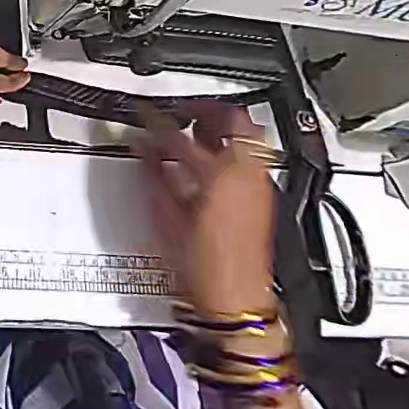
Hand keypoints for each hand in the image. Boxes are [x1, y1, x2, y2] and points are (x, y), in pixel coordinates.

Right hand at [135, 105, 276, 314]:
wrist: (237, 299)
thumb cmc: (205, 267)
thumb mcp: (167, 218)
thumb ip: (154, 175)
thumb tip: (144, 150)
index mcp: (218, 174)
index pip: (182, 136)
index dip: (161, 123)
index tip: (149, 119)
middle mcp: (245, 173)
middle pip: (233, 120)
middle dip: (207, 109)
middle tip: (186, 110)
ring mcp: (259, 182)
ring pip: (248, 134)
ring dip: (224, 125)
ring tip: (201, 127)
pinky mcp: (264, 195)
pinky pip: (254, 155)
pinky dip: (235, 146)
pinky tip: (216, 157)